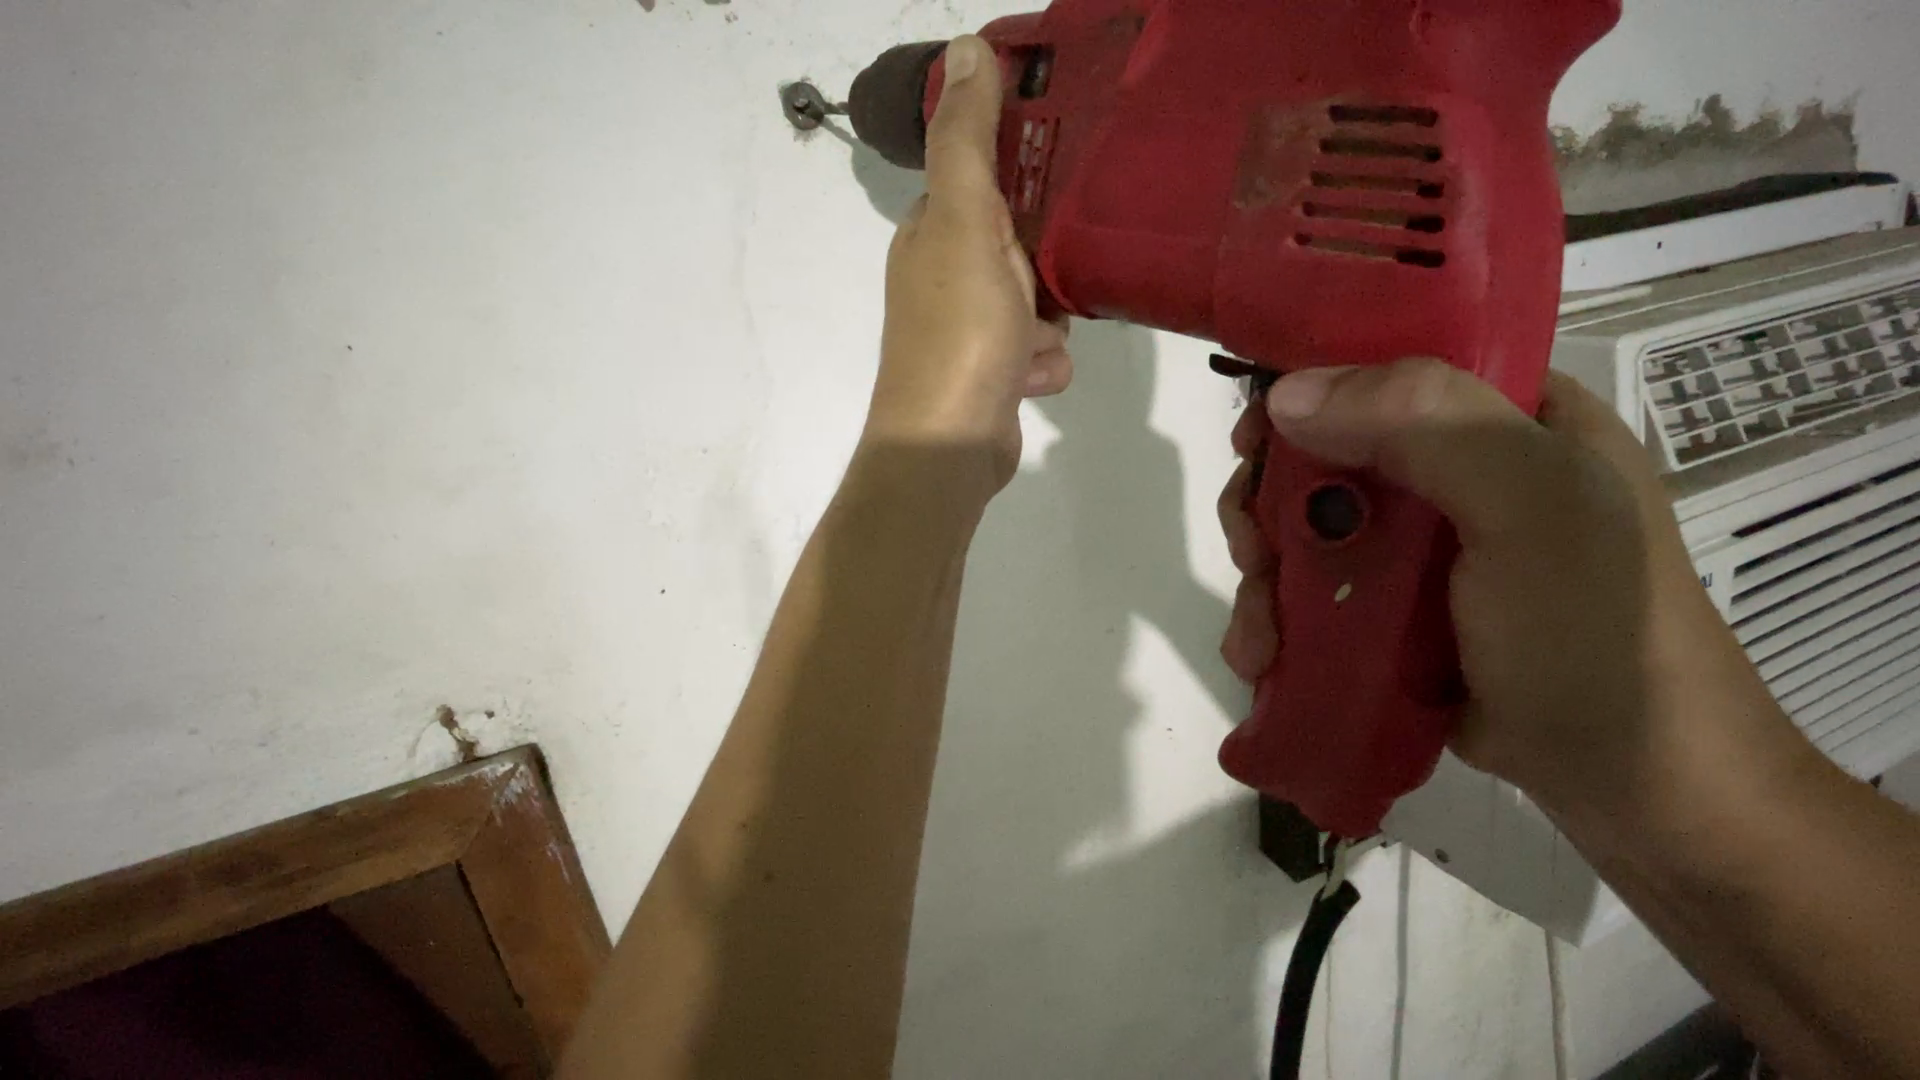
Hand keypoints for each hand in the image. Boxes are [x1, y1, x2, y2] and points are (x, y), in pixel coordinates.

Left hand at [864, 35, 1072, 497]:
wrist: (948, 446)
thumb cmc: (959, 332)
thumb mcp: (965, 222)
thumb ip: (966, 141)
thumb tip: (966, 46)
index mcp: (930, 236)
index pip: (984, 183)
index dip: (1025, 180)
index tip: (1068, 181)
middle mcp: (942, 280)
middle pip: (1019, 245)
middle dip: (1047, 264)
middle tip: (1057, 278)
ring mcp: (965, 333)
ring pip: (1037, 303)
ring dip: (1051, 321)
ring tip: (1039, 340)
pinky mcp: (989, 377)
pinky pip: (1037, 352)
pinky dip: (1043, 363)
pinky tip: (1035, 378)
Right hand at [1218, 361, 1784, 812]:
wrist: (1626, 776)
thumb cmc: (1595, 627)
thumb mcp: (1533, 502)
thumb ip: (1425, 426)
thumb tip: (1285, 396)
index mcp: (1505, 417)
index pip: (1389, 366)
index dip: (1311, 387)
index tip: (1255, 433)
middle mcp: (1453, 470)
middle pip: (1325, 454)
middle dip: (1271, 504)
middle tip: (1252, 549)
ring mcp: (1417, 544)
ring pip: (1305, 529)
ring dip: (1264, 576)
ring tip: (1259, 634)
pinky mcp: (1389, 607)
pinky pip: (1311, 589)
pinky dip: (1275, 618)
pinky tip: (1263, 654)